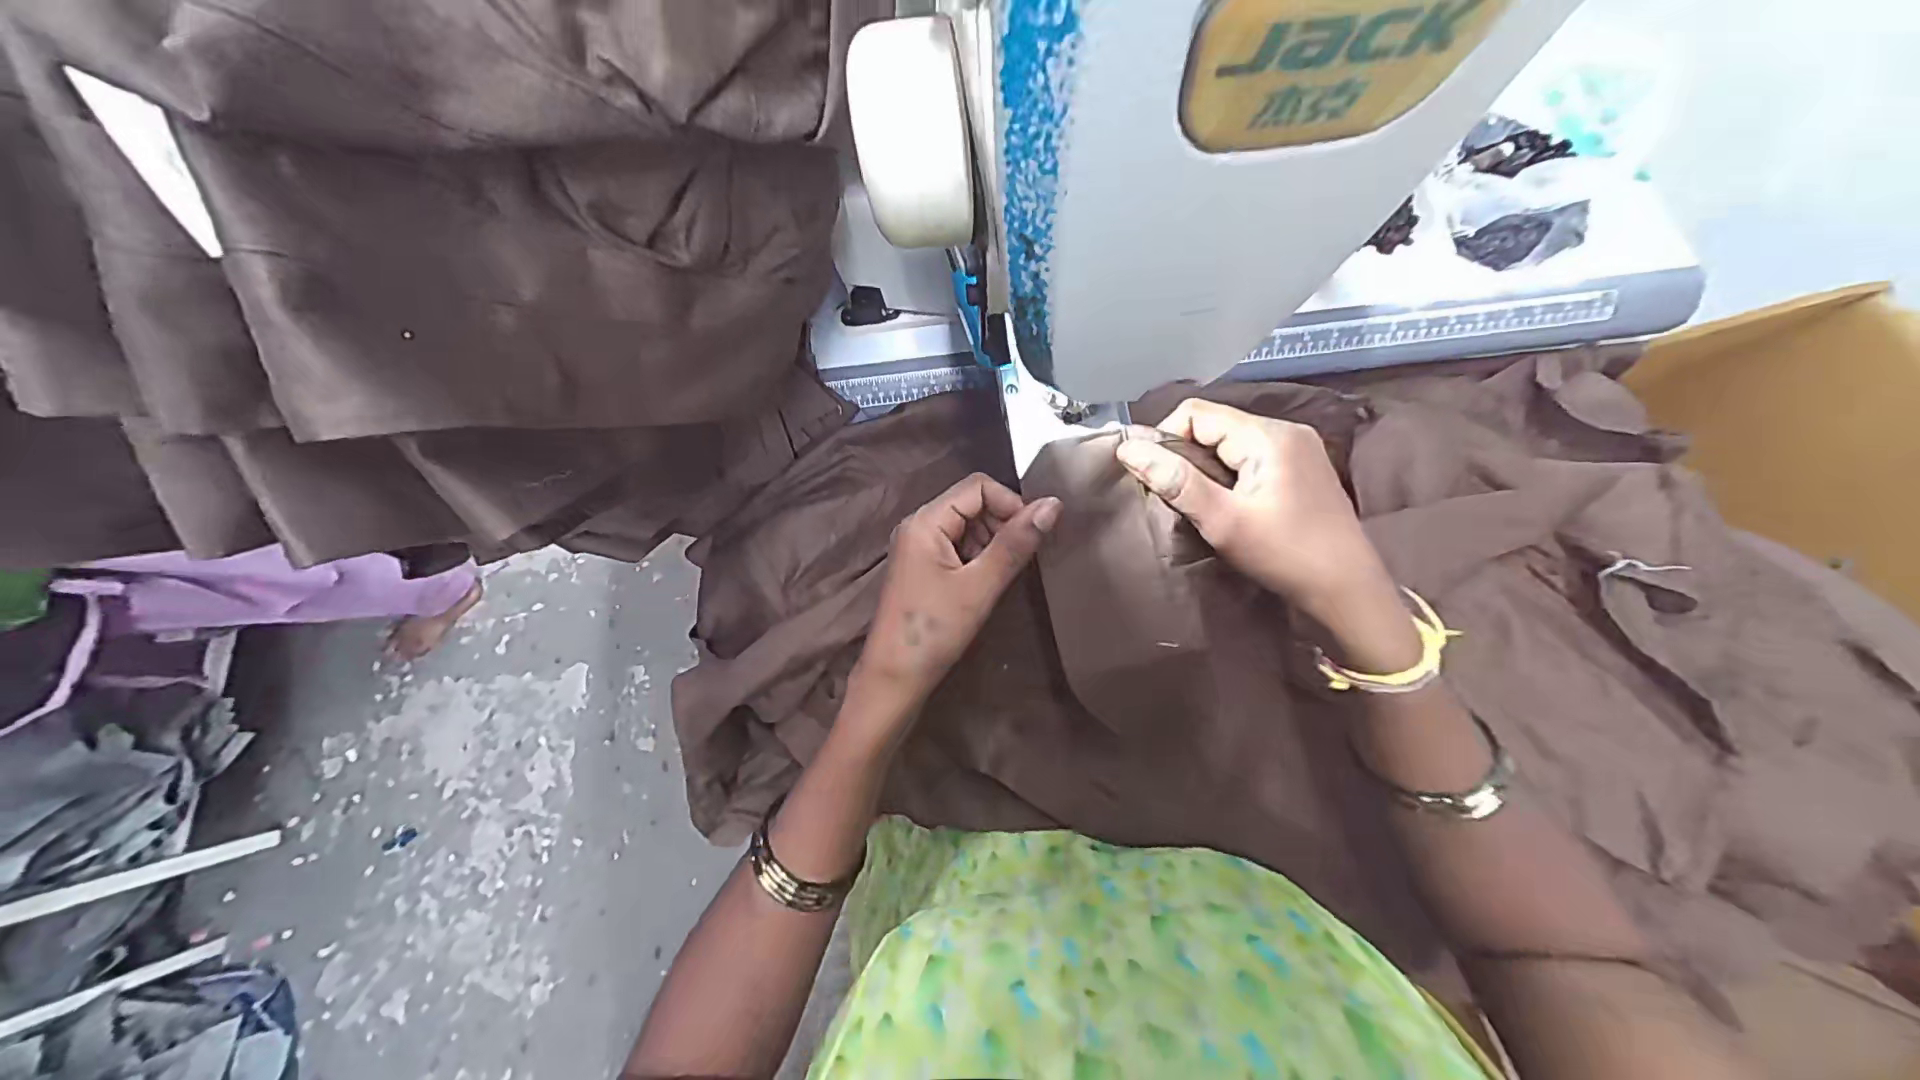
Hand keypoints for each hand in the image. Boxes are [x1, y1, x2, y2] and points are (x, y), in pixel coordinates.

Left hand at [852, 473, 1061, 710]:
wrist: (893, 678)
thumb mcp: (980, 586)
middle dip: (1003, 524)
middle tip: (1017, 562)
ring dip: (993, 543)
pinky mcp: (923, 567)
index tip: (1031, 537)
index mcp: (925, 521)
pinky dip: (979, 558)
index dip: (1011, 504)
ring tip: (999, 578)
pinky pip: (959, 546)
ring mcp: (919, 547)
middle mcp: (919, 525)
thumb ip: (1015, 543)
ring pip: (969, 526)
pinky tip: (985, 584)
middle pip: (973, 503)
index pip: (978, 486)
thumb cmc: (934, 631)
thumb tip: (1053, 505)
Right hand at [1114, 399, 1392, 620]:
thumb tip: (1127, 448)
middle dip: (1184, 457)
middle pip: (1213, 426)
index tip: (1156, 480)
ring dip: (1204, 470)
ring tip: (1201, 507)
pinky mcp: (1299, 470)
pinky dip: (1226, 478)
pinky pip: (1247, 459)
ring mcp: (1296, 450)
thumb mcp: (1222, 520)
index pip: (1196, 413)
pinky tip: (1227, 508)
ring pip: (1228, 444)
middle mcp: (1285, 431)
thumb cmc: (1285, 554)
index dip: (1165, 439)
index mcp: (1268, 434)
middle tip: (1177, 499)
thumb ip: (1175, 481)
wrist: (1348, 590)